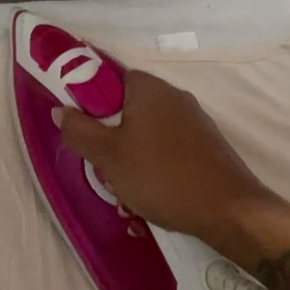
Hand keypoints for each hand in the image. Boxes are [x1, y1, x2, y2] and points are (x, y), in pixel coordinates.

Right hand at [57, 69, 278, 244]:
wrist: (228, 209)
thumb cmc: (161, 176)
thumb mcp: (108, 156)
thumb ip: (80, 130)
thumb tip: (61, 109)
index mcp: (147, 88)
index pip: (108, 80)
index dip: (91, 104)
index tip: (85, 133)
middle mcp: (173, 95)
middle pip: (127, 109)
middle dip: (112, 139)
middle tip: (105, 168)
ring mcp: (194, 120)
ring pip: (147, 134)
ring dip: (132, 159)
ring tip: (128, 192)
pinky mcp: (206, 145)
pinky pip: (169, 150)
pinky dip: (157, 168)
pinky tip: (154, 197)